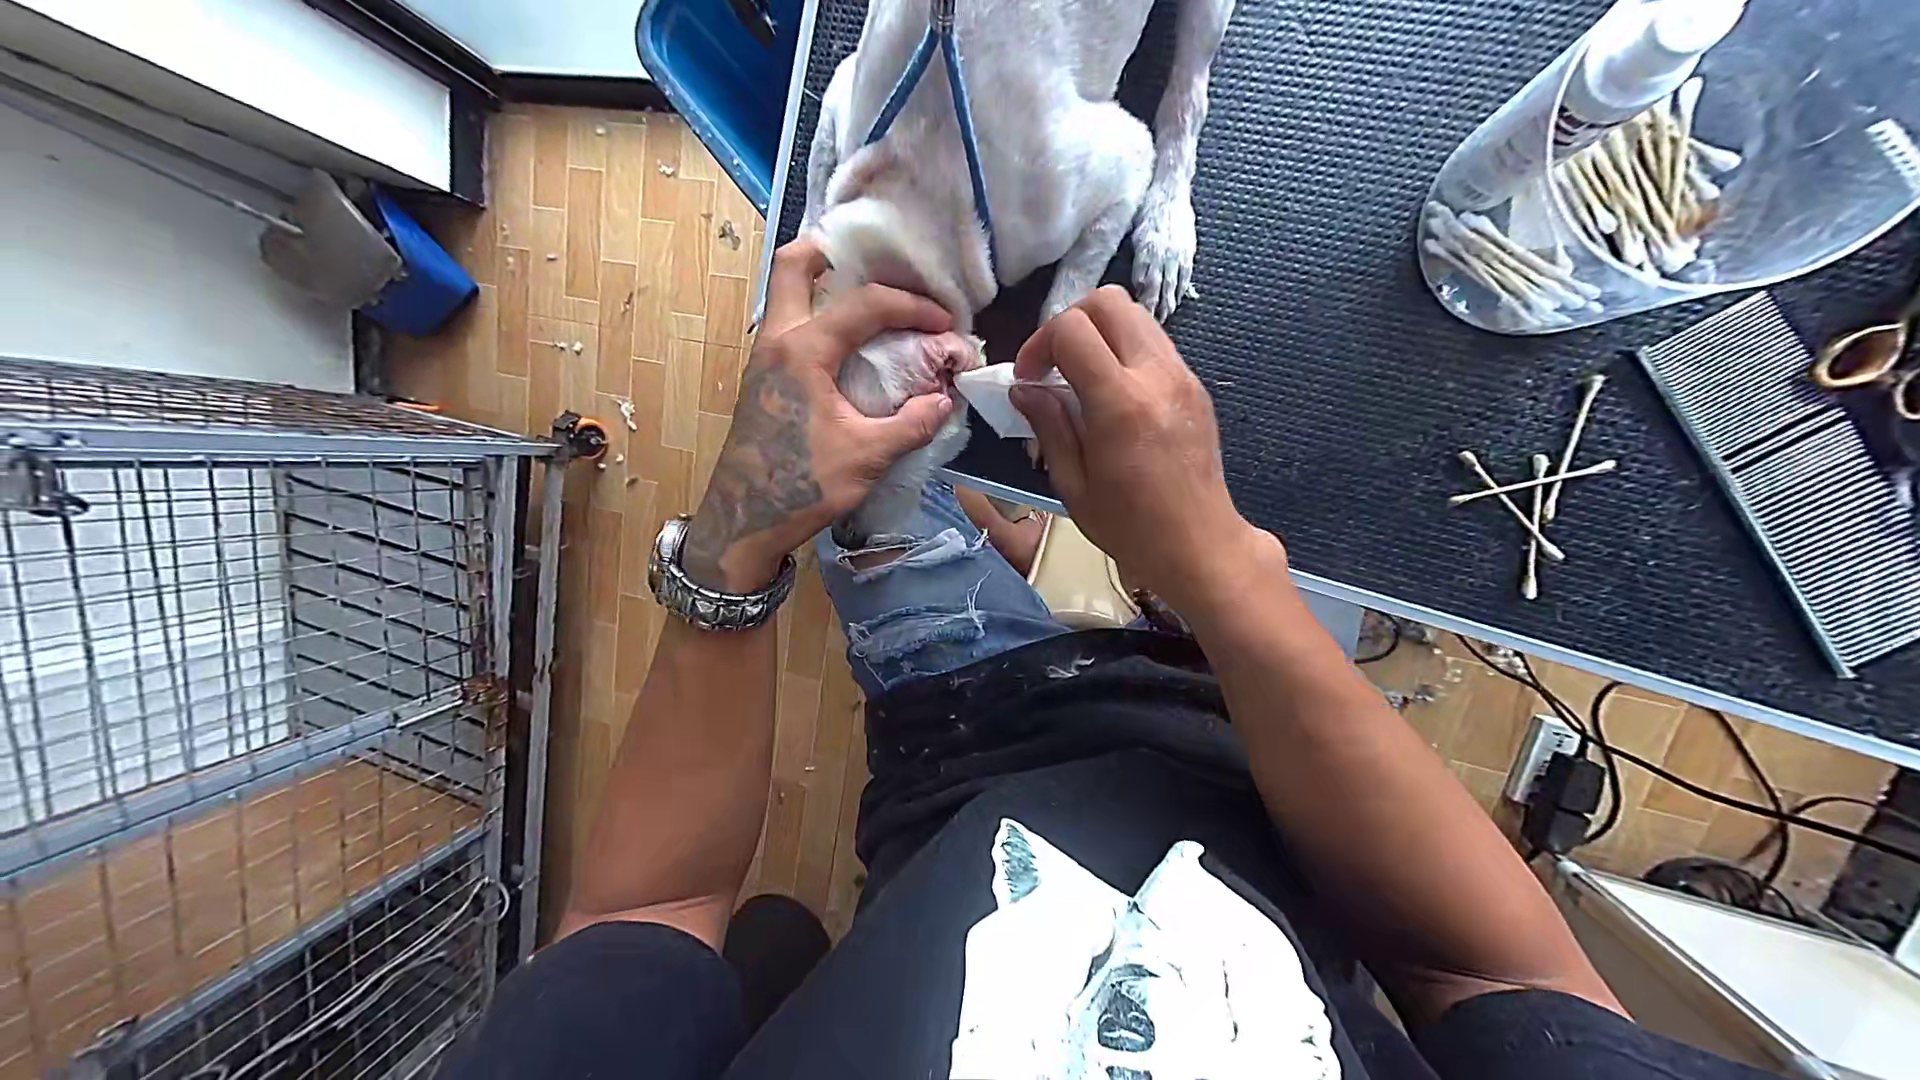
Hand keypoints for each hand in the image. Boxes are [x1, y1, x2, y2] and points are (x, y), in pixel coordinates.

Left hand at [682, 239, 956, 591]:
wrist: (744, 520)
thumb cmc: (802, 485)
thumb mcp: (867, 456)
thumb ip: (912, 424)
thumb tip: (944, 401)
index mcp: (804, 351)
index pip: (865, 304)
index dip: (911, 306)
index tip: (943, 321)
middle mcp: (777, 341)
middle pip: (792, 267)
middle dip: (833, 254)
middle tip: (875, 267)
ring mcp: (763, 360)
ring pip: (787, 297)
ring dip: (825, 289)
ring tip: (870, 308)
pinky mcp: (763, 382)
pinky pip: (790, 329)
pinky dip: (820, 322)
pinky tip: (849, 352)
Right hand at [1010, 285, 1284, 613]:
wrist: (1198, 544)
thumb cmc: (1129, 527)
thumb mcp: (1072, 483)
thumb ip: (1049, 425)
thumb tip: (1024, 389)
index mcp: (1120, 403)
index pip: (1073, 329)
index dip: (1039, 343)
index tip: (1027, 378)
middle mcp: (1156, 376)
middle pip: (1109, 302)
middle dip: (1069, 323)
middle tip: (1051, 365)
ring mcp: (1182, 377)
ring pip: (1135, 316)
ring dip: (1098, 335)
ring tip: (1079, 379)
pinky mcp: (1194, 386)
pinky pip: (1153, 344)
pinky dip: (1122, 352)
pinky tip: (1110, 394)